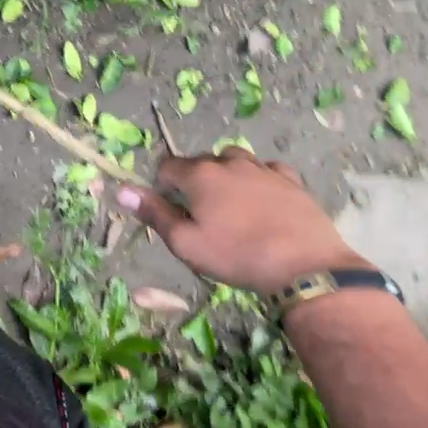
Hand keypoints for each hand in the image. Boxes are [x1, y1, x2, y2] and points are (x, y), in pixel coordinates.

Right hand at [117, 147, 370, 294]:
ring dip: (226, 174)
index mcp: (199, 175)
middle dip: (193, 180)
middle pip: (200, 161)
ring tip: (230, 202)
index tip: (170, 209)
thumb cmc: (237, 256)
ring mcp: (263, 169)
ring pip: (235, 160)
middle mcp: (228, 163)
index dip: (162, 185)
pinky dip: (259, 178)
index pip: (167, 166)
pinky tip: (262, 197)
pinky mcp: (292, 182)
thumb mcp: (185, 242)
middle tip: (200, 213)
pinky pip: (268, 169)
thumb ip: (154, 213)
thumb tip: (121, 190)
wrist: (306, 268)